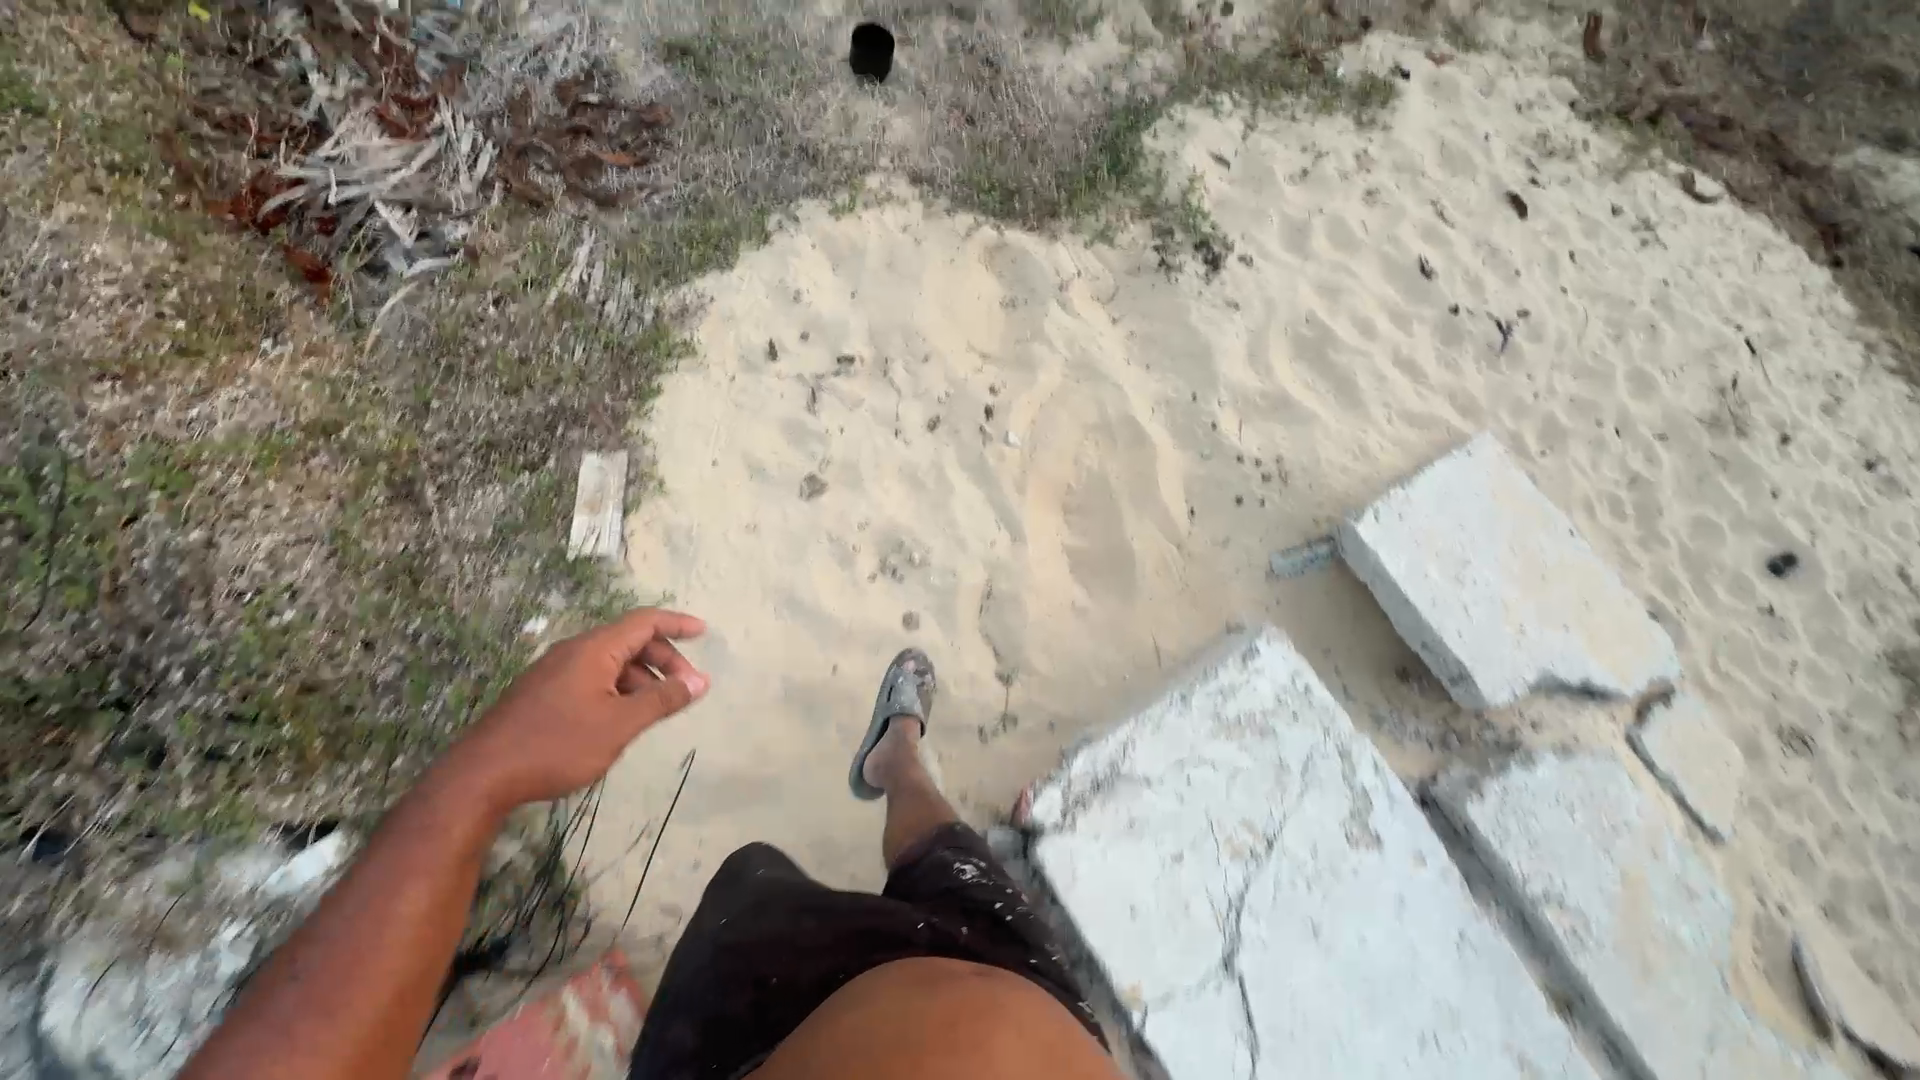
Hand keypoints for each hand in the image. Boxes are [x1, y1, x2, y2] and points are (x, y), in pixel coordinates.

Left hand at [445, 608, 709, 810]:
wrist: (482, 776)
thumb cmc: (557, 745)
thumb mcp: (620, 724)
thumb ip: (662, 700)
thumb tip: (698, 681)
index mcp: (593, 650)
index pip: (644, 622)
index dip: (677, 624)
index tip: (704, 632)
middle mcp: (574, 652)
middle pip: (630, 642)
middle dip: (664, 660)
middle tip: (688, 688)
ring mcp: (555, 672)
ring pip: (611, 663)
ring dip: (642, 679)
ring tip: (658, 710)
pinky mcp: (543, 694)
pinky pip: (593, 678)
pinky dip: (619, 690)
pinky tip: (623, 719)